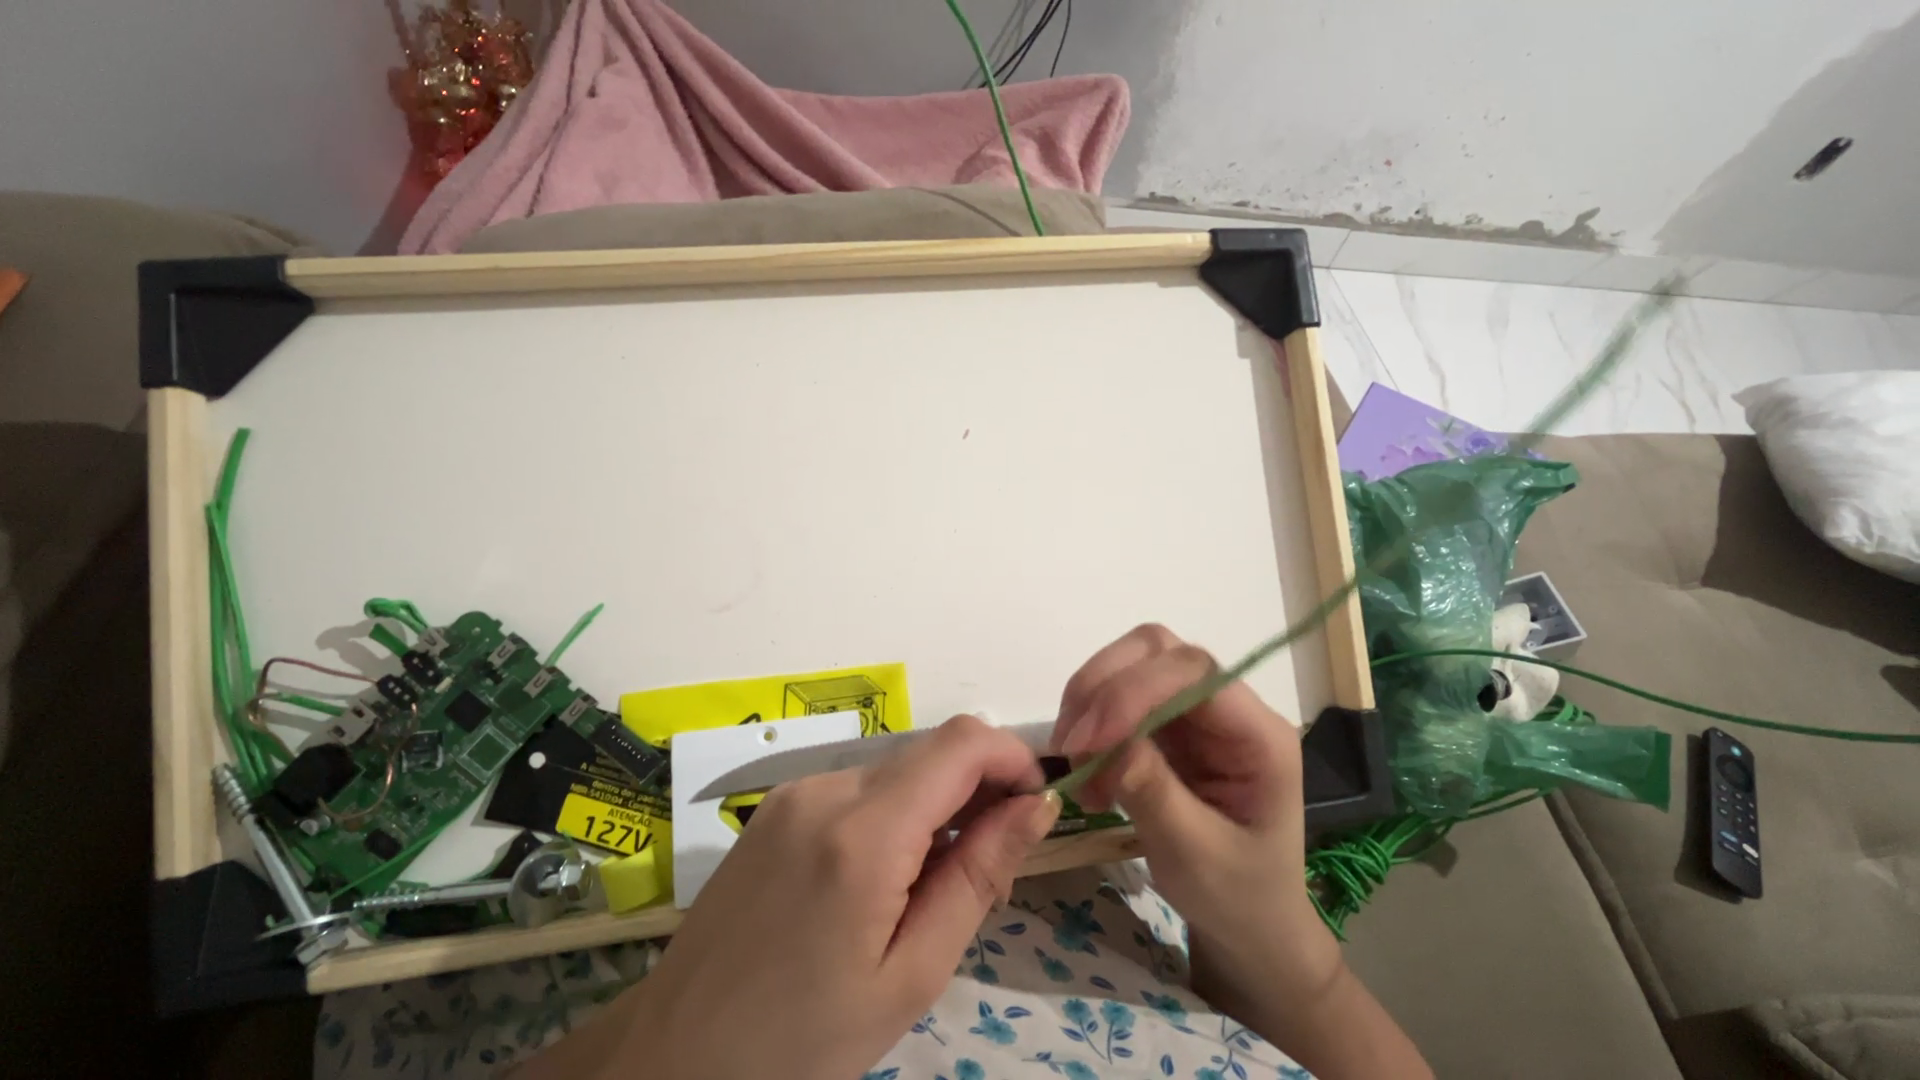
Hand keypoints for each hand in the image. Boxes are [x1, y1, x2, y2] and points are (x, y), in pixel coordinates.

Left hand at [521, 715, 1060, 1079]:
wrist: (678, 1053)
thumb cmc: (806, 1037)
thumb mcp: (913, 972)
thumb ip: (980, 875)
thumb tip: (1037, 803)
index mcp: (863, 832)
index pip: (964, 743)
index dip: (1014, 759)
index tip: (1035, 810)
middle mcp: (825, 788)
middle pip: (932, 752)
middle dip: (979, 789)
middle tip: (986, 868)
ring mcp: (793, 793)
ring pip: (897, 769)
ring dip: (935, 806)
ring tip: (927, 890)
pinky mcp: (775, 807)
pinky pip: (857, 788)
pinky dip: (892, 815)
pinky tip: (879, 882)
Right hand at [1049, 624, 1341, 1019]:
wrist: (1248, 926)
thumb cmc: (1237, 896)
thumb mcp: (1197, 856)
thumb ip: (1155, 794)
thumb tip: (1106, 744)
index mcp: (1258, 734)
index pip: (1195, 672)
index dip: (1134, 691)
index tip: (1087, 743)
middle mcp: (1227, 709)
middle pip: (1159, 652)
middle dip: (1105, 689)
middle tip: (1073, 751)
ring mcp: (1195, 715)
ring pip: (1131, 666)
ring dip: (1090, 706)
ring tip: (1079, 770)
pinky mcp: (1167, 728)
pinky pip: (1117, 699)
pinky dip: (1089, 725)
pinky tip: (1087, 773)